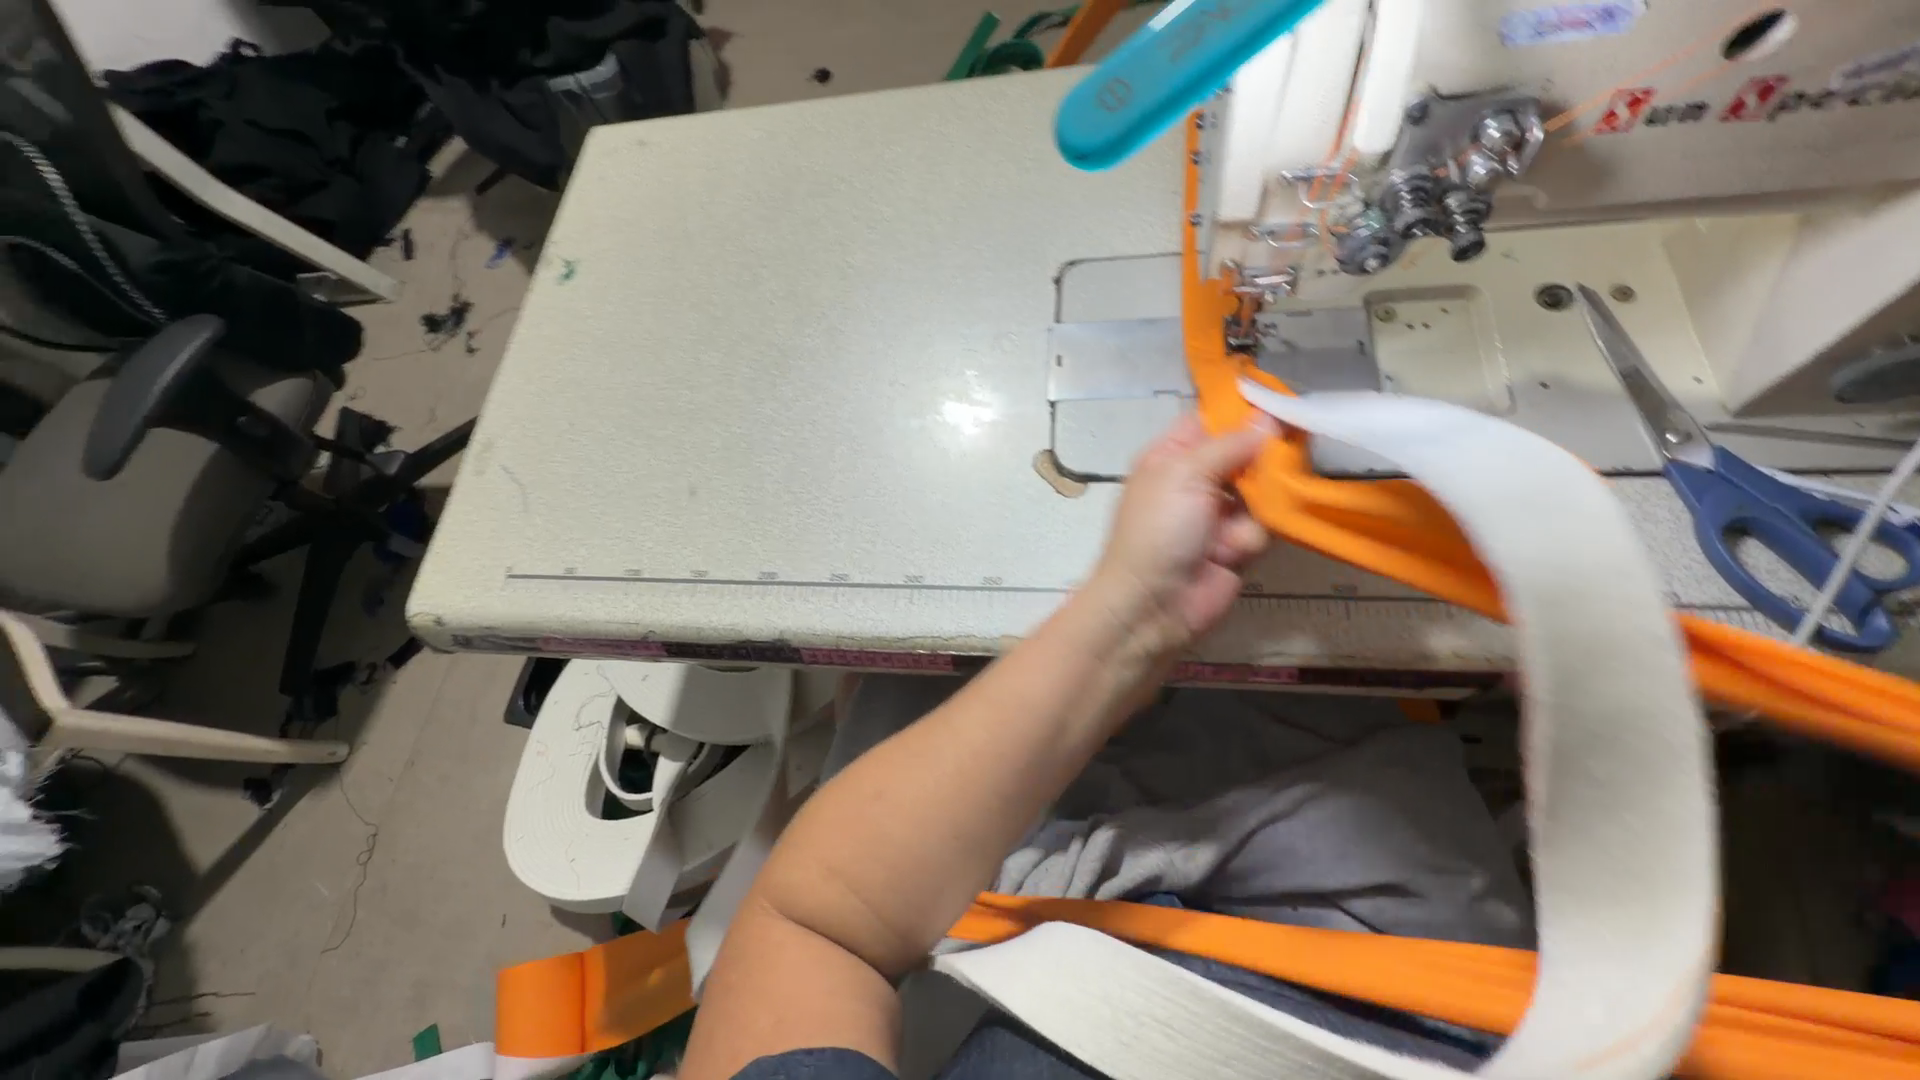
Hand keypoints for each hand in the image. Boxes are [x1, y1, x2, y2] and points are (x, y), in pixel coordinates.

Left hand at [1084, 413, 1275, 657]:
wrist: (1152, 605)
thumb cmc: (1157, 531)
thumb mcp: (1184, 474)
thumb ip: (1229, 444)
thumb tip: (1268, 417)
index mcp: (1171, 456)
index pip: (1213, 420)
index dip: (1245, 412)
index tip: (1283, 403)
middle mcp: (1196, 480)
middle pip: (1248, 454)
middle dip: (1263, 462)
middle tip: (1281, 460)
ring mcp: (1218, 515)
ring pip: (1264, 492)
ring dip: (1253, 509)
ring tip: (1230, 528)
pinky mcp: (1237, 546)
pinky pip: (1264, 528)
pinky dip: (1248, 539)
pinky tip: (1229, 553)